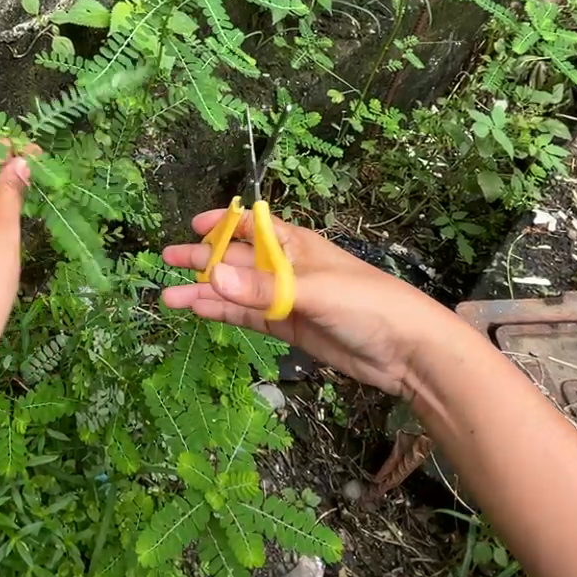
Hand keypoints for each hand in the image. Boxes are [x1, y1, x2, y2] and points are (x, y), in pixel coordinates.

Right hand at [160, 210, 468, 395]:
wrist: (409, 351)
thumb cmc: (367, 302)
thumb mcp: (313, 290)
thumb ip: (262, 289)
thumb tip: (212, 280)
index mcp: (294, 244)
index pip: (251, 227)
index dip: (223, 224)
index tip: (193, 226)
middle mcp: (285, 267)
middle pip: (236, 261)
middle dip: (203, 260)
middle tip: (167, 263)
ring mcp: (285, 299)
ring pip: (237, 292)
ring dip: (206, 293)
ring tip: (170, 299)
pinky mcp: (288, 327)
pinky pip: (248, 317)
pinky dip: (224, 314)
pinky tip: (199, 312)